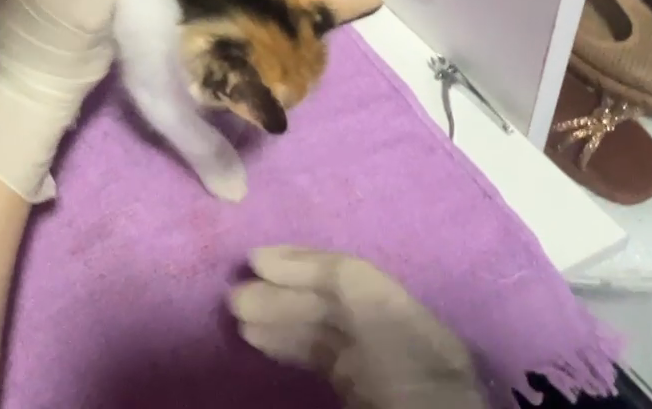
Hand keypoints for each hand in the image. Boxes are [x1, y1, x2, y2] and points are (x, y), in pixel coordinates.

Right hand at [229, 247, 483, 408]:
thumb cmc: (417, 391)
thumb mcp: (386, 332)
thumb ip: (349, 296)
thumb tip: (279, 282)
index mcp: (416, 324)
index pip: (353, 275)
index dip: (302, 262)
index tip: (254, 260)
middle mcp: (402, 333)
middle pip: (334, 298)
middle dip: (280, 293)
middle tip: (234, 298)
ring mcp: (386, 364)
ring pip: (324, 326)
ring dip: (278, 316)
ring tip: (238, 317)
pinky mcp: (367, 389)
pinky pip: (326, 356)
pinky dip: (292, 345)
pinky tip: (261, 340)